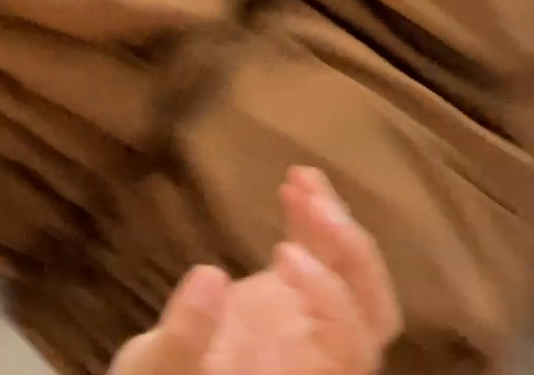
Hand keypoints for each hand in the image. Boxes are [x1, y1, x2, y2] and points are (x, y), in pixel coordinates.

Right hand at [108, 168, 399, 374]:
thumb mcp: (161, 370)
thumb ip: (185, 334)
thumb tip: (212, 274)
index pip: (349, 343)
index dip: (331, 297)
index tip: (283, 253)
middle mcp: (318, 355)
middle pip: (372, 313)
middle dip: (353, 255)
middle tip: (315, 206)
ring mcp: (306, 322)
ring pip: (352, 280)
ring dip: (335, 225)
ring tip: (302, 177)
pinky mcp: (288, 296)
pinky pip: (317, 257)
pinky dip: (312, 221)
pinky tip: (292, 182)